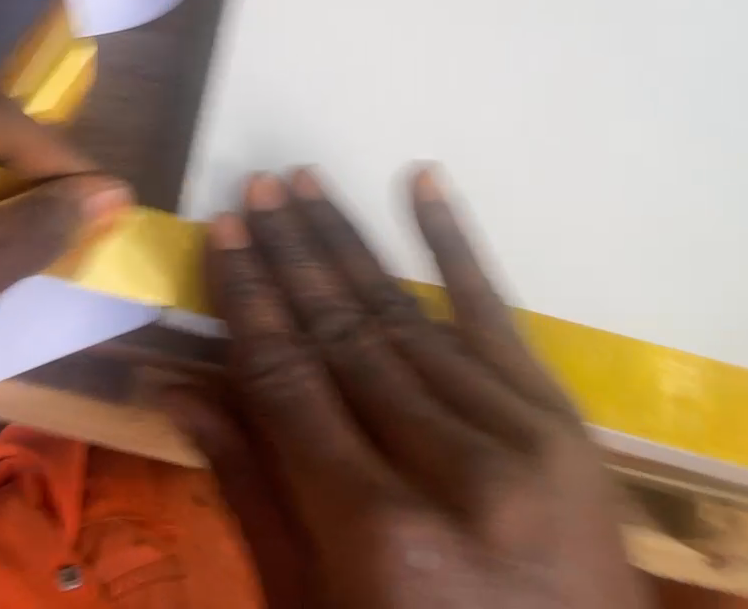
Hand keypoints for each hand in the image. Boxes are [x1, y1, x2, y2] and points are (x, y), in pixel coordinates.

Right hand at [167, 168, 646, 608]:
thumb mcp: (307, 608)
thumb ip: (250, 490)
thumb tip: (179, 388)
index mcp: (379, 531)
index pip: (288, 378)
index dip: (248, 299)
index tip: (221, 231)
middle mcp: (455, 473)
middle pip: (345, 335)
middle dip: (292, 253)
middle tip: (258, 187)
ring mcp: (525, 445)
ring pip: (407, 318)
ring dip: (349, 243)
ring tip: (307, 183)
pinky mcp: (568, 433)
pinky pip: (499, 321)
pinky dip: (457, 246)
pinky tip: (424, 182)